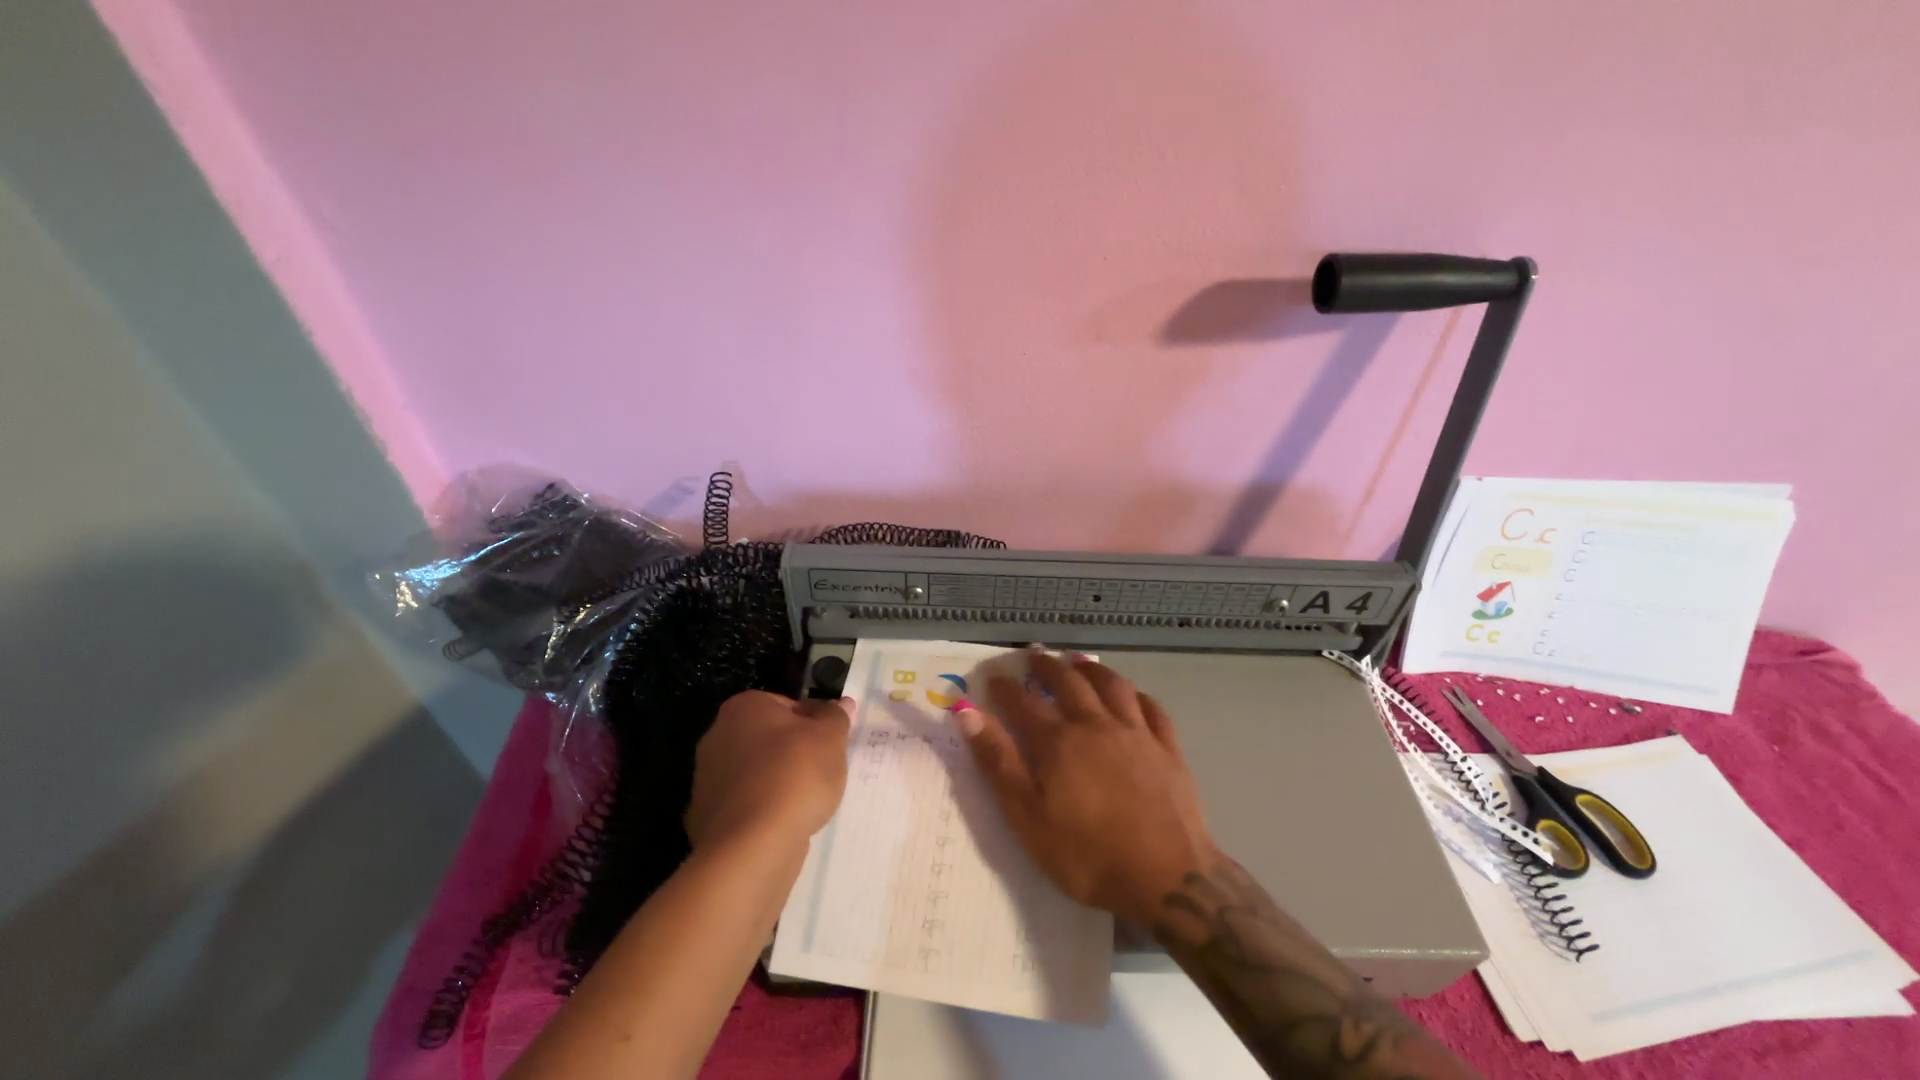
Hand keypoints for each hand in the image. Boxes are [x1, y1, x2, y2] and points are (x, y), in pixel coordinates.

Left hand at [686, 691, 851, 851]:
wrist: (753, 843)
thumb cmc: (795, 776)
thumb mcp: (830, 739)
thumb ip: (835, 717)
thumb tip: (841, 704)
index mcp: (743, 707)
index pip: (787, 705)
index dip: (814, 723)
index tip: (831, 744)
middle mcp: (717, 735)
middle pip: (768, 738)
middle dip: (794, 752)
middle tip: (822, 771)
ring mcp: (706, 778)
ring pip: (756, 773)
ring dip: (778, 782)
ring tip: (806, 802)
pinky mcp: (706, 816)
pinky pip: (745, 804)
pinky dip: (762, 811)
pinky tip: (783, 824)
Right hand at [956, 651, 1217, 925]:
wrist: (1167, 877)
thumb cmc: (1088, 856)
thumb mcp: (1028, 818)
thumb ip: (999, 763)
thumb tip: (969, 714)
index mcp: (1059, 743)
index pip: (1024, 703)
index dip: (1006, 688)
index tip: (993, 678)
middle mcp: (1097, 726)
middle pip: (1069, 683)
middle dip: (1048, 667)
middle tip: (1035, 656)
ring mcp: (1137, 734)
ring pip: (1113, 686)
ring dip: (1092, 669)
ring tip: (1079, 661)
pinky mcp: (1169, 749)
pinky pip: (1152, 708)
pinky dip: (1136, 694)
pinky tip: (1132, 694)